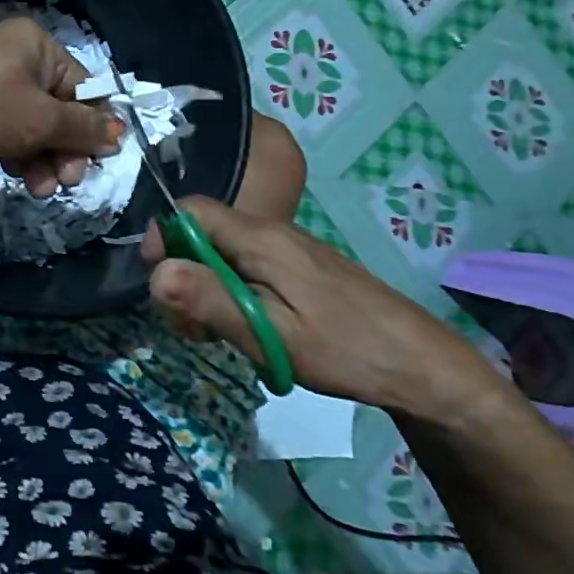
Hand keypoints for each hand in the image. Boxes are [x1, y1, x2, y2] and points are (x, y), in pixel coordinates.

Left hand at [0, 17, 123, 195]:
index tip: (99, 159)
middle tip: (69, 181)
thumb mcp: (44, 120)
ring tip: (43, 189)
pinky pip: (12, 131)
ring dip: (46, 160)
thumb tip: (119, 135)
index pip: (84, 86)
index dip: (94, 124)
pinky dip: (22, 155)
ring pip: (37, 126)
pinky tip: (23, 178)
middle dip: (66, 150)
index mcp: (39, 45)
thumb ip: (86, 128)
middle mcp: (18, 57)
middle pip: (61, 109)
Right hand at [142, 196, 504, 416]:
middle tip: (192, 329)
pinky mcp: (298, 267)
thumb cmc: (343, 348)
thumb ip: (210, 300)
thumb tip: (154, 272)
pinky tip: (246, 329)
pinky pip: (246, 267)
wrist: (418, 363)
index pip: (191, 210)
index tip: (158, 286)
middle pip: (203, 234)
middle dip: (182, 275)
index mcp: (261, 238)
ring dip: (206, 289)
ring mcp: (287, 249)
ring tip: (218, 336)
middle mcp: (271, 232)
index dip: (163, 238)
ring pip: (223, 253)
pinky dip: (231, 293)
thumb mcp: (270, 333)